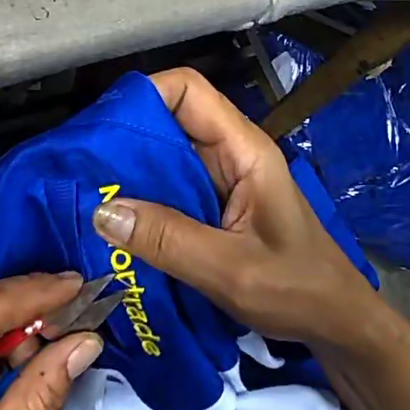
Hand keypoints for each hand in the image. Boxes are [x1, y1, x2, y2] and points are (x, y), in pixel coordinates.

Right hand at [90, 68, 390, 351]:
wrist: (334, 318)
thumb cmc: (297, 288)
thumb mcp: (231, 269)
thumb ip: (169, 239)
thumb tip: (102, 208)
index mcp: (245, 152)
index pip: (189, 91)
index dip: (142, 96)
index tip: (96, 130)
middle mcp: (233, 156)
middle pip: (171, 122)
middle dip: (123, 139)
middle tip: (75, 172)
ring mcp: (225, 182)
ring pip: (167, 158)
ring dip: (128, 174)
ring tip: (82, 199)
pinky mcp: (217, 209)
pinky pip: (173, 192)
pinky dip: (143, 203)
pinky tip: (111, 226)